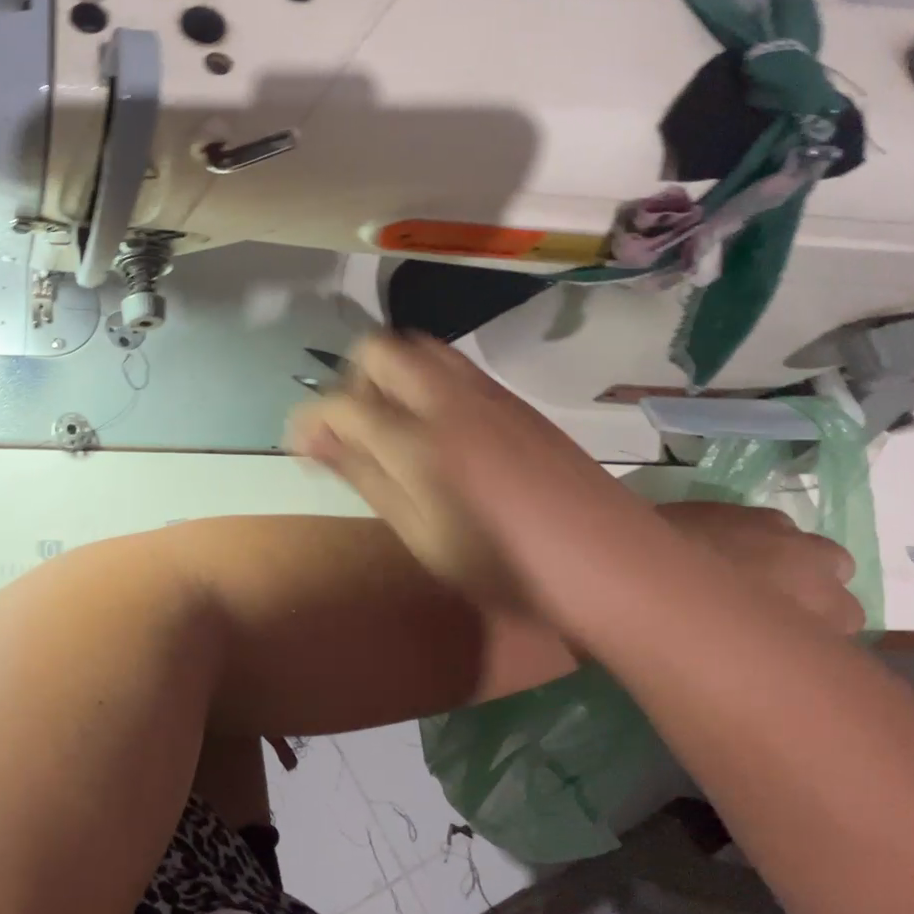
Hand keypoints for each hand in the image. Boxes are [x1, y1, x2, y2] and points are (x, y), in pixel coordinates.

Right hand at [286, 336, 864, 633]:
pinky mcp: (512, 401)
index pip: (339, 403)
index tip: (301, 447)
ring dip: (389, 375)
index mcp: (417, 439)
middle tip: (351, 429)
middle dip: (350, 381)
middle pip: (379, 350)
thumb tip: (308, 434)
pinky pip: (451, 367)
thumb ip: (361, 473)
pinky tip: (435, 433)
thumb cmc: (501, 564)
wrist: (612, 563)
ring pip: (418, 348)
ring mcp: (484, 393)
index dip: (310, 420)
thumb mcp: (417, 530)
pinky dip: (423, 383)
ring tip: (391, 425)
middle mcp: (447, 399)